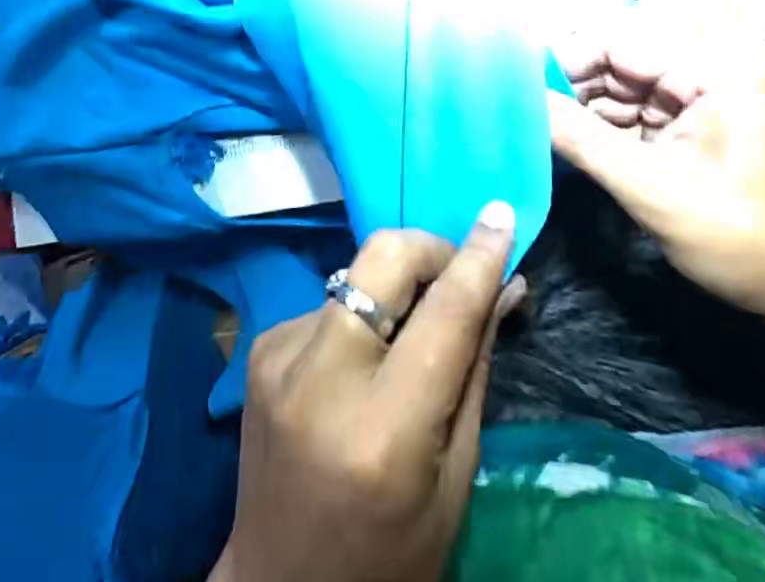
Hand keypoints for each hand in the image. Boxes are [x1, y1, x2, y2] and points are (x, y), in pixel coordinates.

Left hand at [214, 205, 526, 581]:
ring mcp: (278, 355)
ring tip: (410, 336)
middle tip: (458, 281)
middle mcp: (320, 376)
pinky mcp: (259, 347)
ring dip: (398, 288)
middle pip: (384, 256)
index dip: (479, 258)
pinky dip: (363, 314)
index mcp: (383, 426)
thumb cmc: (389, 553)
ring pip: (359, 272)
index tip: (502, 215)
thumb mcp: (455, 471)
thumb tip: (505, 286)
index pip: (445, 313)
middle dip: (432, 250)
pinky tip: (364, 362)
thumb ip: (476, 365)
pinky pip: (331, 301)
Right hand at [545, 27, 764, 349]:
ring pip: (637, 87)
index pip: (623, 37)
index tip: (516, 89)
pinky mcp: (717, 121)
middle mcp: (723, 61)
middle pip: (629, 59)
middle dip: (578, 88)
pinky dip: (619, 129)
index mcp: (722, 59)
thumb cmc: (752, 239)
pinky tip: (582, 145)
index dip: (565, 60)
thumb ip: (583, 141)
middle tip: (525, 117)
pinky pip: (655, 112)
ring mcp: (722, 91)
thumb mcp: (656, 189)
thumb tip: (524, 103)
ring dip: (594, 111)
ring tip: (543, 134)